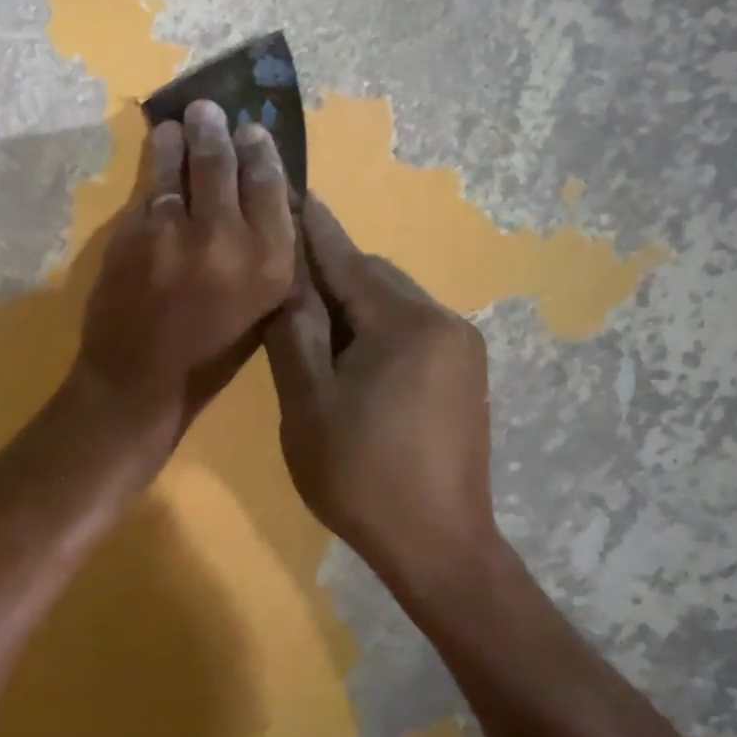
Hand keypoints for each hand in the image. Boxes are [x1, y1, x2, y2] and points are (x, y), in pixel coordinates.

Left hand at [72, 100, 298, 440]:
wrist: (138, 380)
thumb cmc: (207, 355)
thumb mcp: (260, 308)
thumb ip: (265, 254)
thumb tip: (261, 199)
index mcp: (272, 264)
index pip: (272, 189)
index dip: (262, 154)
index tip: (254, 131)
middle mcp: (228, 240)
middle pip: (225, 167)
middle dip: (218, 133)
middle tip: (210, 110)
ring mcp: (175, 233)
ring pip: (181, 170)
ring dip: (180, 140)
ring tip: (179, 121)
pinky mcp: (133, 234)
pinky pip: (148, 191)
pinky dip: (153, 168)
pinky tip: (156, 152)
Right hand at [262, 195, 498, 585]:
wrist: (438, 548)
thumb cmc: (359, 474)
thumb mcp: (307, 400)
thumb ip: (294, 330)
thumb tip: (285, 278)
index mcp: (405, 324)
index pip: (345, 258)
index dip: (310, 226)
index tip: (284, 188)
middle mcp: (443, 322)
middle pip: (371, 276)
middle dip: (324, 272)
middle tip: (273, 278)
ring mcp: (460, 350)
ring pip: (389, 303)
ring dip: (346, 304)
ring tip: (300, 322)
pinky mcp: (463, 375)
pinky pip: (407, 329)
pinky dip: (369, 328)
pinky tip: (340, 354)